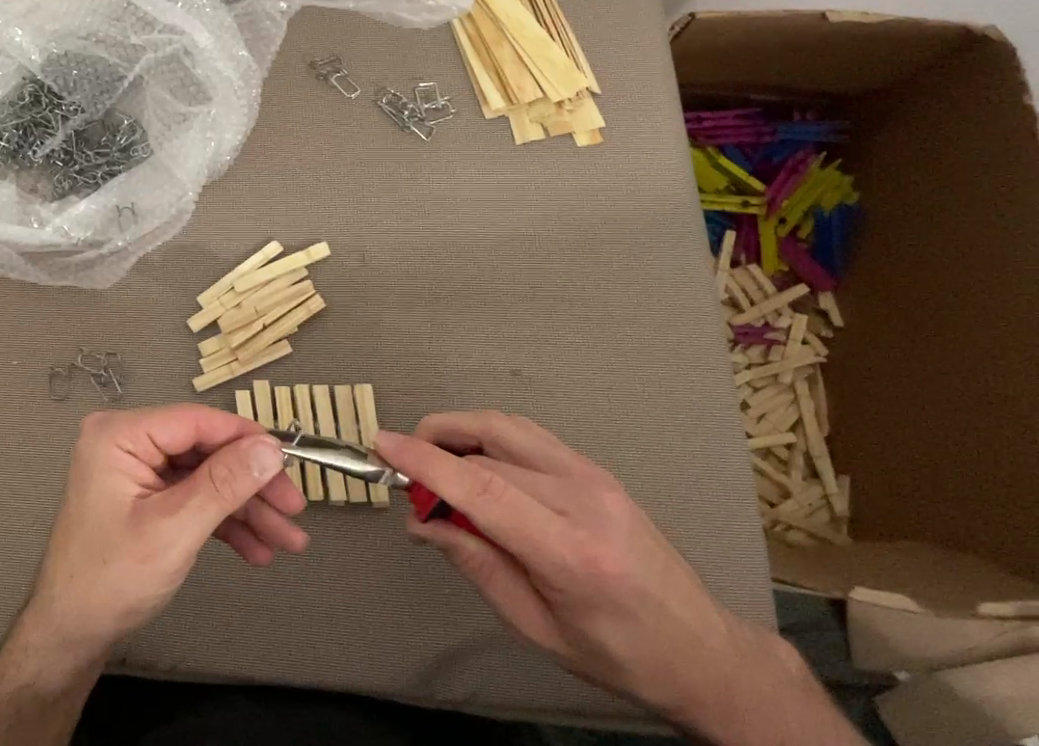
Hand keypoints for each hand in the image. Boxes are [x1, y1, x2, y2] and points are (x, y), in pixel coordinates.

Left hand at [22, 405, 308, 662]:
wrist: (71, 630)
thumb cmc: (113, 577)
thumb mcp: (175, 528)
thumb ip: (224, 483)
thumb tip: (271, 448)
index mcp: (120, 434)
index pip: (196, 421)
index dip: (246, 439)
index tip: (291, 462)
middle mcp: (126, 442)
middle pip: (204, 450)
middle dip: (251, 484)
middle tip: (295, 511)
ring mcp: (134, 471)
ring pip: (204, 478)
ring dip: (245, 509)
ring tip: (288, 542)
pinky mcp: (142, 498)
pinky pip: (190, 498)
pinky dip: (222, 522)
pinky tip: (257, 550)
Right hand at [376, 412, 827, 735]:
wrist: (702, 649)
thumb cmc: (616, 653)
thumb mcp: (534, 625)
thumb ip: (474, 563)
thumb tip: (422, 520)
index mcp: (571, 552)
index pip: (481, 487)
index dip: (423, 461)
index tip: (379, 443)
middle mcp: (585, 500)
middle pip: (486, 451)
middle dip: (432, 452)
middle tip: (404, 479)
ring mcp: (595, 477)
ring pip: (504, 427)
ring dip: (456, 432)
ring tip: (432, 462)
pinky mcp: (597, 469)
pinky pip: (527, 434)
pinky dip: (486, 436)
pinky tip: (472, 462)